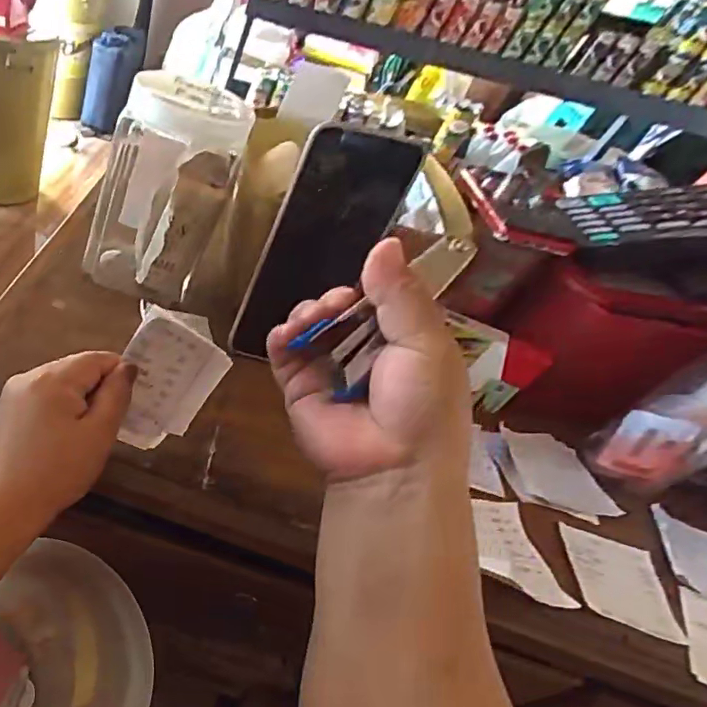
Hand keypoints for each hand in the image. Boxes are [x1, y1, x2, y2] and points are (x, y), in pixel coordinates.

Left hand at [0, 350, 135, 522]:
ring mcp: (14, 391)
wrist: (12, 501)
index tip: (127, 403)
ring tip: (82, 434)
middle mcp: (30, 375)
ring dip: (78, 399)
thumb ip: (116, 395)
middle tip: (106, 425)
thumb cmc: (62, 470)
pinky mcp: (8, 408)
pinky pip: (43, 395)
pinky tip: (60, 436)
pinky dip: (59, 407)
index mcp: (54, 378)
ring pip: (60, 382)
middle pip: (77, 368)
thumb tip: (127, 367)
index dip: (118, 375)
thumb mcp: (99, 434)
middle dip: (97, 388)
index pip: (97, 359)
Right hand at [266, 238, 470, 482]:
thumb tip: (383, 241)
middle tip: (337, 303)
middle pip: (340, 309)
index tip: (363, 281)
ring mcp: (330, 372)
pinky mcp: (301, 391)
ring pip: (310, 328)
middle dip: (334, 298)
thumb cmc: (422, 403)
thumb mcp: (425, 342)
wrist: (393, 465)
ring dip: (307, 314)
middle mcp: (364, 352)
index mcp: (403, 339)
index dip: (369, 283)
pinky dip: (281, 339)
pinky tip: (286, 333)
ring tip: (313, 318)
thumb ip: (401, 295)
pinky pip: (284, 357)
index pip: (380, 297)